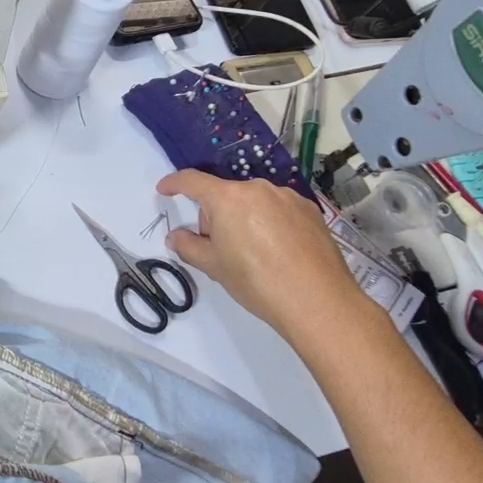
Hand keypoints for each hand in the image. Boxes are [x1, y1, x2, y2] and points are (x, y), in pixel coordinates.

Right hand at [157, 170, 377, 344]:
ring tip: (254, 254)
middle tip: (219, 249)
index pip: (192, 181)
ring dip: (244, 218)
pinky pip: (278, 209)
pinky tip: (278, 252)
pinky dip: (270, 223)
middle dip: (216, 216)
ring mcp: (288, 198)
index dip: (174, 183)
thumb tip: (176, 236)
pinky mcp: (310, 211)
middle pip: (225, 195)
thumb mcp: (214, 266)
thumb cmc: (257, 281)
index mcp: (229, 199)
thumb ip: (188, 246)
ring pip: (253, 202)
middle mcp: (258, 189)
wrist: (318, 301)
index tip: (164, 189)